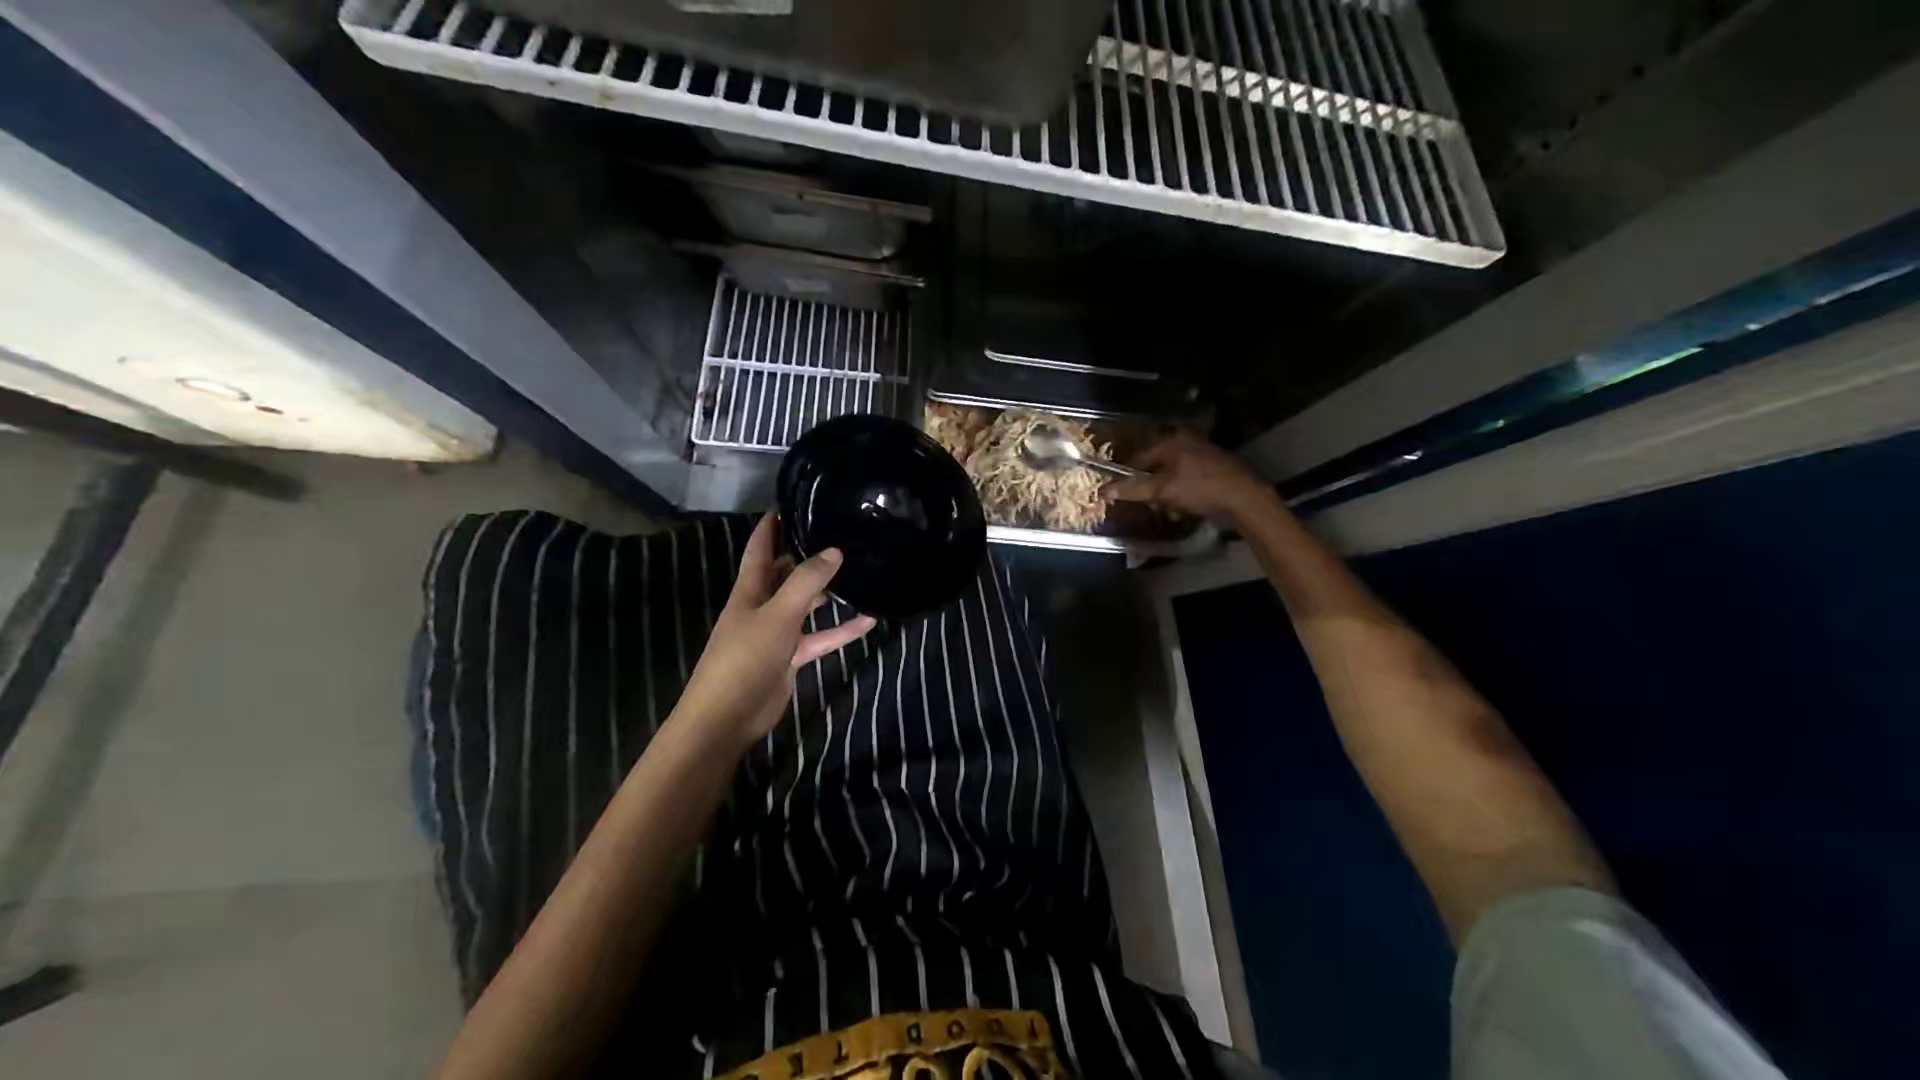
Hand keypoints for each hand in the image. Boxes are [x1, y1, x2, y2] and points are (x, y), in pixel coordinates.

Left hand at [669, 514, 875, 750]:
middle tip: (838, 534)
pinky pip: (819, 637)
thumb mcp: (778, 615)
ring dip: (827, 592)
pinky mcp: (790, 658)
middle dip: (805, 555)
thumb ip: (806, 582)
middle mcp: (761, 606)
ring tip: (858, 571)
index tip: (790, 503)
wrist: (727, 718)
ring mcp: (776, 633)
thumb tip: (834, 551)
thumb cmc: (744, 658)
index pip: (760, 548)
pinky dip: (841, 631)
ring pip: (805, 605)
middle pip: (785, 574)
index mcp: (749, 590)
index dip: (771, 526)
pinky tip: (868, 621)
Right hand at [1105, 430, 1277, 518]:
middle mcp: (1184, 439)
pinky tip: (1186, 505)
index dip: (1129, 478)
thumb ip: (1134, 490)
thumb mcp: (1163, 491)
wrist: (1245, 494)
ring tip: (1172, 510)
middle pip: (1155, 465)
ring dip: (1168, 492)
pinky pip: (1188, 474)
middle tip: (1155, 506)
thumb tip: (1104, 491)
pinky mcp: (1213, 461)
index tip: (1126, 495)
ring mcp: (1201, 449)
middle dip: (1153, 488)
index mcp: (1170, 441)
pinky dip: (1183, 488)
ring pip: (1172, 472)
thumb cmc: (1200, 488)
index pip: (1138, 458)